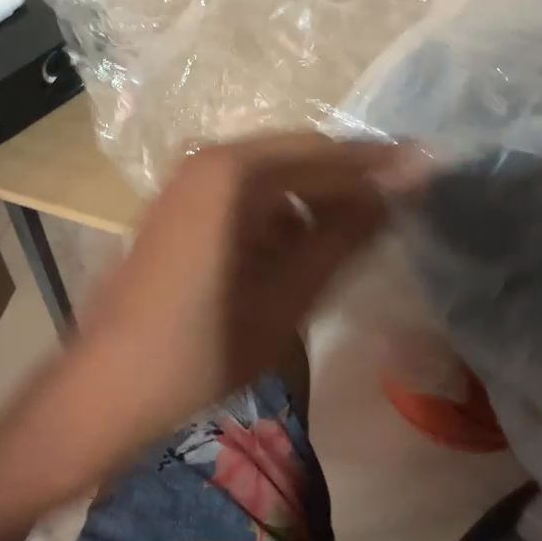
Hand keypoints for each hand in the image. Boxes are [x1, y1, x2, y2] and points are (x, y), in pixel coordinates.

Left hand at [62, 132, 421, 458]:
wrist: (109, 386)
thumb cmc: (203, 347)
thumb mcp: (287, 294)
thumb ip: (345, 234)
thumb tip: (399, 188)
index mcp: (232, 172)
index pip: (325, 154)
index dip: (380, 164)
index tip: (432, 166)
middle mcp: (206, 158)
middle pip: (297, 153)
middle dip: (348, 177)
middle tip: (403, 201)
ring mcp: (186, 180)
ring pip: (270, 172)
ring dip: (314, 194)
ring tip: (360, 229)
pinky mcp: (178, 205)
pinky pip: (243, 192)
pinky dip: (279, 210)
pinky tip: (303, 245)